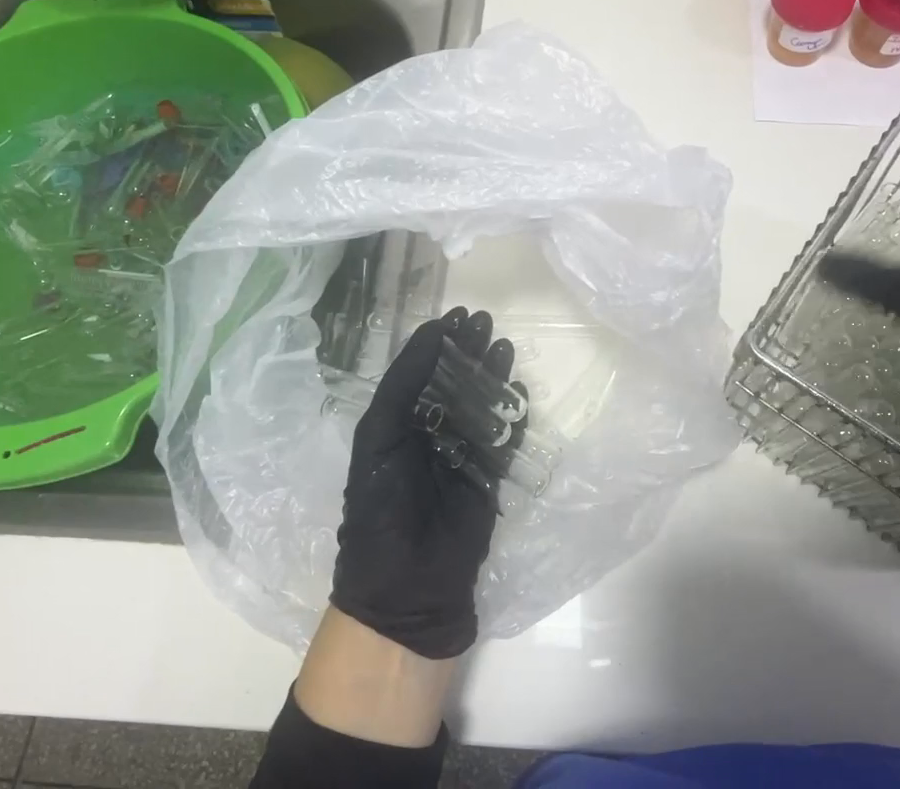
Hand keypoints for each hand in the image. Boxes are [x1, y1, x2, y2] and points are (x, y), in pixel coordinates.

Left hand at [331, 307, 510, 659]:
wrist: (406, 583)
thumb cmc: (380, 506)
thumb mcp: (380, 437)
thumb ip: (404, 385)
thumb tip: (431, 335)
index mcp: (395, 424)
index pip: (419, 373)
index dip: (437, 343)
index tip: (456, 315)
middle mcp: (428, 435)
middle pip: (453, 383)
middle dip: (468, 352)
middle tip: (485, 321)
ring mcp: (460, 456)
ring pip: (480, 406)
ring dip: (492, 376)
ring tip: (504, 344)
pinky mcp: (487, 478)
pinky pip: (502, 440)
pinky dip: (512, 416)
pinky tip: (520, 390)